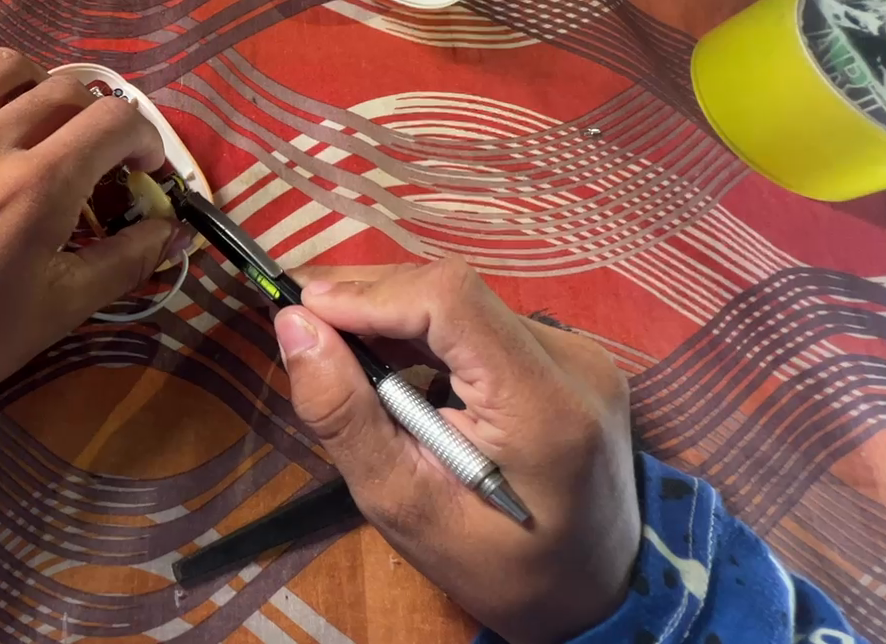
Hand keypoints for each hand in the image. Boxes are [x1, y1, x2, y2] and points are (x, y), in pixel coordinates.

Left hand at [0, 48, 176, 388]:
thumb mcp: (59, 308)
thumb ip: (125, 262)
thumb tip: (175, 231)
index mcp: (38, 186)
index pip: (114, 120)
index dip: (144, 137)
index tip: (140, 167)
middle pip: (67, 89)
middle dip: (97, 118)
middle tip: (92, 155)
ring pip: (5, 65)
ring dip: (38, 86)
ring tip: (37, 121)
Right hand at [277, 259, 638, 643]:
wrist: (593, 595)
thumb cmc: (493, 565)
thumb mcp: (401, 504)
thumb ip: (343, 414)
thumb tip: (292, 323)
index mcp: (541, 406)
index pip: (450, 302)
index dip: (369, 293)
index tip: (302, 311)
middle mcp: (568, 360)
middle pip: (446, 289)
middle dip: (361, 295)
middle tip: (298, 318)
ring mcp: (570, 350)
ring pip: (452, 294)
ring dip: (380, 305)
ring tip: (328, 333)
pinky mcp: (557, 350)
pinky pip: (467, 312)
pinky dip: (408, 320)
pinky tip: (377, 345)